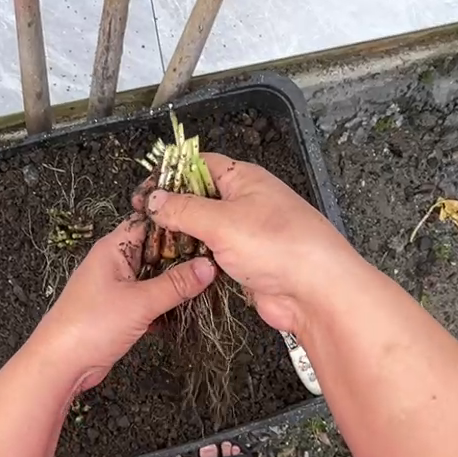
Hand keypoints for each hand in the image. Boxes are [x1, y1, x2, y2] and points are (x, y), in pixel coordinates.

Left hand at [27, 216, 216, 392]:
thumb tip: (207, 267)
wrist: (61, 364)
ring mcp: (116, 289)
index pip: (149, 221)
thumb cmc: (89, 326)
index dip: (176, 221)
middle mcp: (114, 264)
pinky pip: (147, 302)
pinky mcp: (118, 313)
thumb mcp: (140, 302)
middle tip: (215, 258)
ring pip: (153, 278)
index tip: (206, 225)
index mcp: (113, 249)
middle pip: (154, 251)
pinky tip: (186, 311)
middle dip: (182, 257)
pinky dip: (164, 306)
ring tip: (208, 284)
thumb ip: (176, 284)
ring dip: (175, 285)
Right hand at [137, 153, 356, 336]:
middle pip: (199, 198)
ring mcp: (245, 234)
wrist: (314, 291)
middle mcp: (244, 202)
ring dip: (181, 237)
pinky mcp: (244, 262)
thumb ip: (184, 210)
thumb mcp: (223, 222)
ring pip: (203, 230)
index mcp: (243, 180)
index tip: (143, 192)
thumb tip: (154, 198)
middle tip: (143, 222)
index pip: (198, 164)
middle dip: (171, 209)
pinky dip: (194, 259)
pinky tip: (176, 267)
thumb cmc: (278, 246)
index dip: (169, 174)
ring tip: (152, 246)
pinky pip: (212, 255)